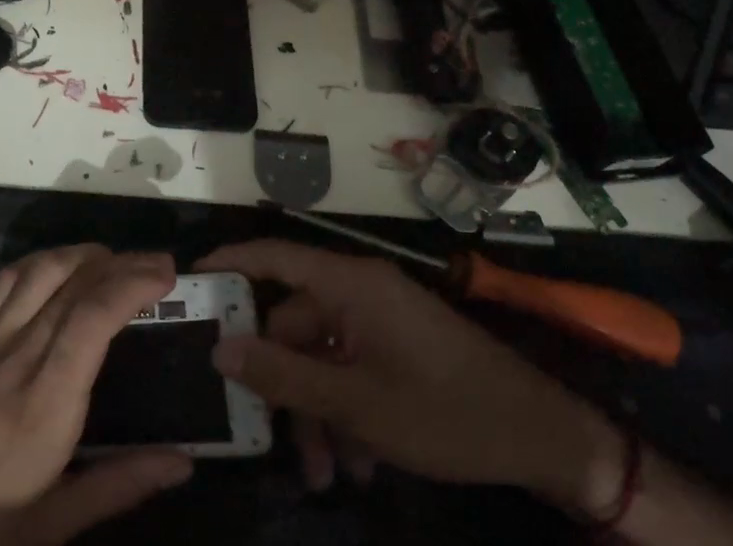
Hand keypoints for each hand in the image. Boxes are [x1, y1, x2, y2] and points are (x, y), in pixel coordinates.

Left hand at [0, 247, 191, 545]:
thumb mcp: (44, 527)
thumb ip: (115, 487)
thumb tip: (181, 462)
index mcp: (46, 400)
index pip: (94, 314)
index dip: (134, 281)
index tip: (167, 272)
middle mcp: (16, 354)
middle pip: (70, 282)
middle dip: (119, 261)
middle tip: (156, 263)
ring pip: (34, 272)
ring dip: (77, 254)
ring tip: (110, 258)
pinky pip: (2, 286)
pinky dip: (36, 267)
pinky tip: (47, 276)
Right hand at [195, 241, 623, 507]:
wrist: (546, 440)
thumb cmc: (446, 411)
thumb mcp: (356, 403)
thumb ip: (282, 375)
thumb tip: (220, 348)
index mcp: (350, 285)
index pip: (273, 256)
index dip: (228, 264)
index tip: (187, 285)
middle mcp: (361, 293)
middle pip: (294, 326)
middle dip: (281, 387)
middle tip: (268, 439)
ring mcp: (382, 322)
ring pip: (323, 358)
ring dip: (316, 413)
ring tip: (324, 476)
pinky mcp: (399, 350)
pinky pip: (352, 370)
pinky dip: (345, 412)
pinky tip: (357, 465)